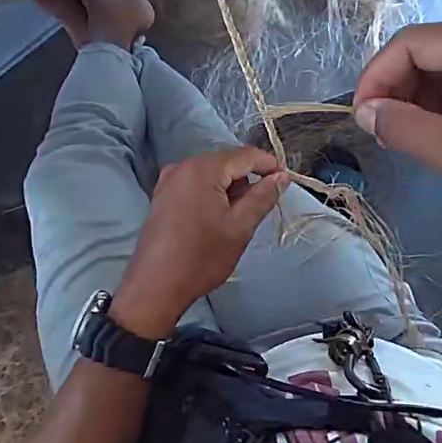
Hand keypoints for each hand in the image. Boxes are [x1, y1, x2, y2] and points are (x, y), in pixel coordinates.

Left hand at [110, 147, 290, 338]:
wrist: (156, 287)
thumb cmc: (202, 257)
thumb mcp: (241, 227)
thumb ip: (263, 196)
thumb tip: (281, 176)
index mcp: (203, 169)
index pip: (246, 155)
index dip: (269, 165)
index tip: (285, 181)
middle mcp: (183, 167)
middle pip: (227, 161)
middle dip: (249, 178)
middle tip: (263, 204)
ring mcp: (169, 180)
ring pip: (212, 173)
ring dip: (231, 187)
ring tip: (241, 216)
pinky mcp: (162, 196)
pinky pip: (196, 183)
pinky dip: (213, 193)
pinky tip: (219, 216)